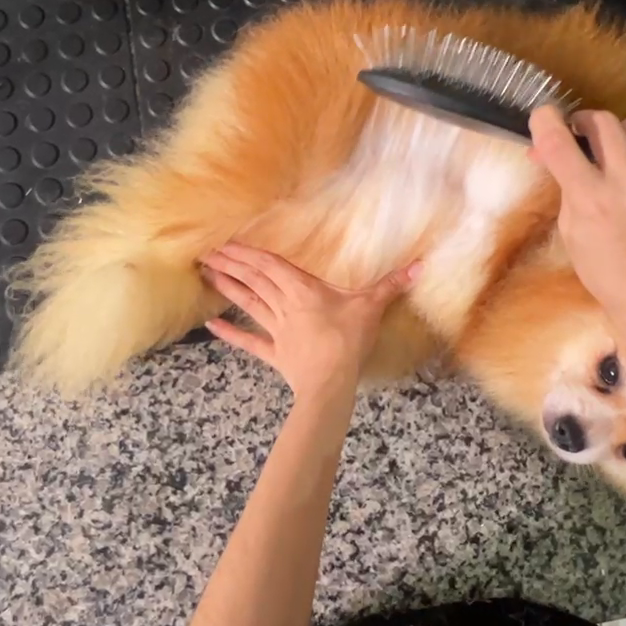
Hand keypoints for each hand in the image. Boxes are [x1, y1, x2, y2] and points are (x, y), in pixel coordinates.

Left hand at [200, 243, 418, 402]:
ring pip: (248, 304)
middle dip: (230, 266)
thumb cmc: (348, 340)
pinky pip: (249, 342)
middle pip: (253, 280)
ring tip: (207, 276)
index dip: (248, 253)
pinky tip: (211, 326)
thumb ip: (391, 285)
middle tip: (206, 254)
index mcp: (302, 289)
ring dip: (227, 289)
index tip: (226, 243)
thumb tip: (419, 265)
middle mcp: (284, 306)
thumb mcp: (371, 308)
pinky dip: (230, 334)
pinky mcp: (275, 354)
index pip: (270, 266)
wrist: (331, 383)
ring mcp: (276, 330)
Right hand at [528, 106, 625, 331]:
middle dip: (586, 124)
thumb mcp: (570, 229)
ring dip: (620, 136)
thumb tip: (549, 150)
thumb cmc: (603, 269)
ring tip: (617, 154)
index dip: (546, 120)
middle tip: (582, 136)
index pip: (559, 141)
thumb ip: (564, 184)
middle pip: (603, 121)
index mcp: (591, 198)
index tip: (544, 117)